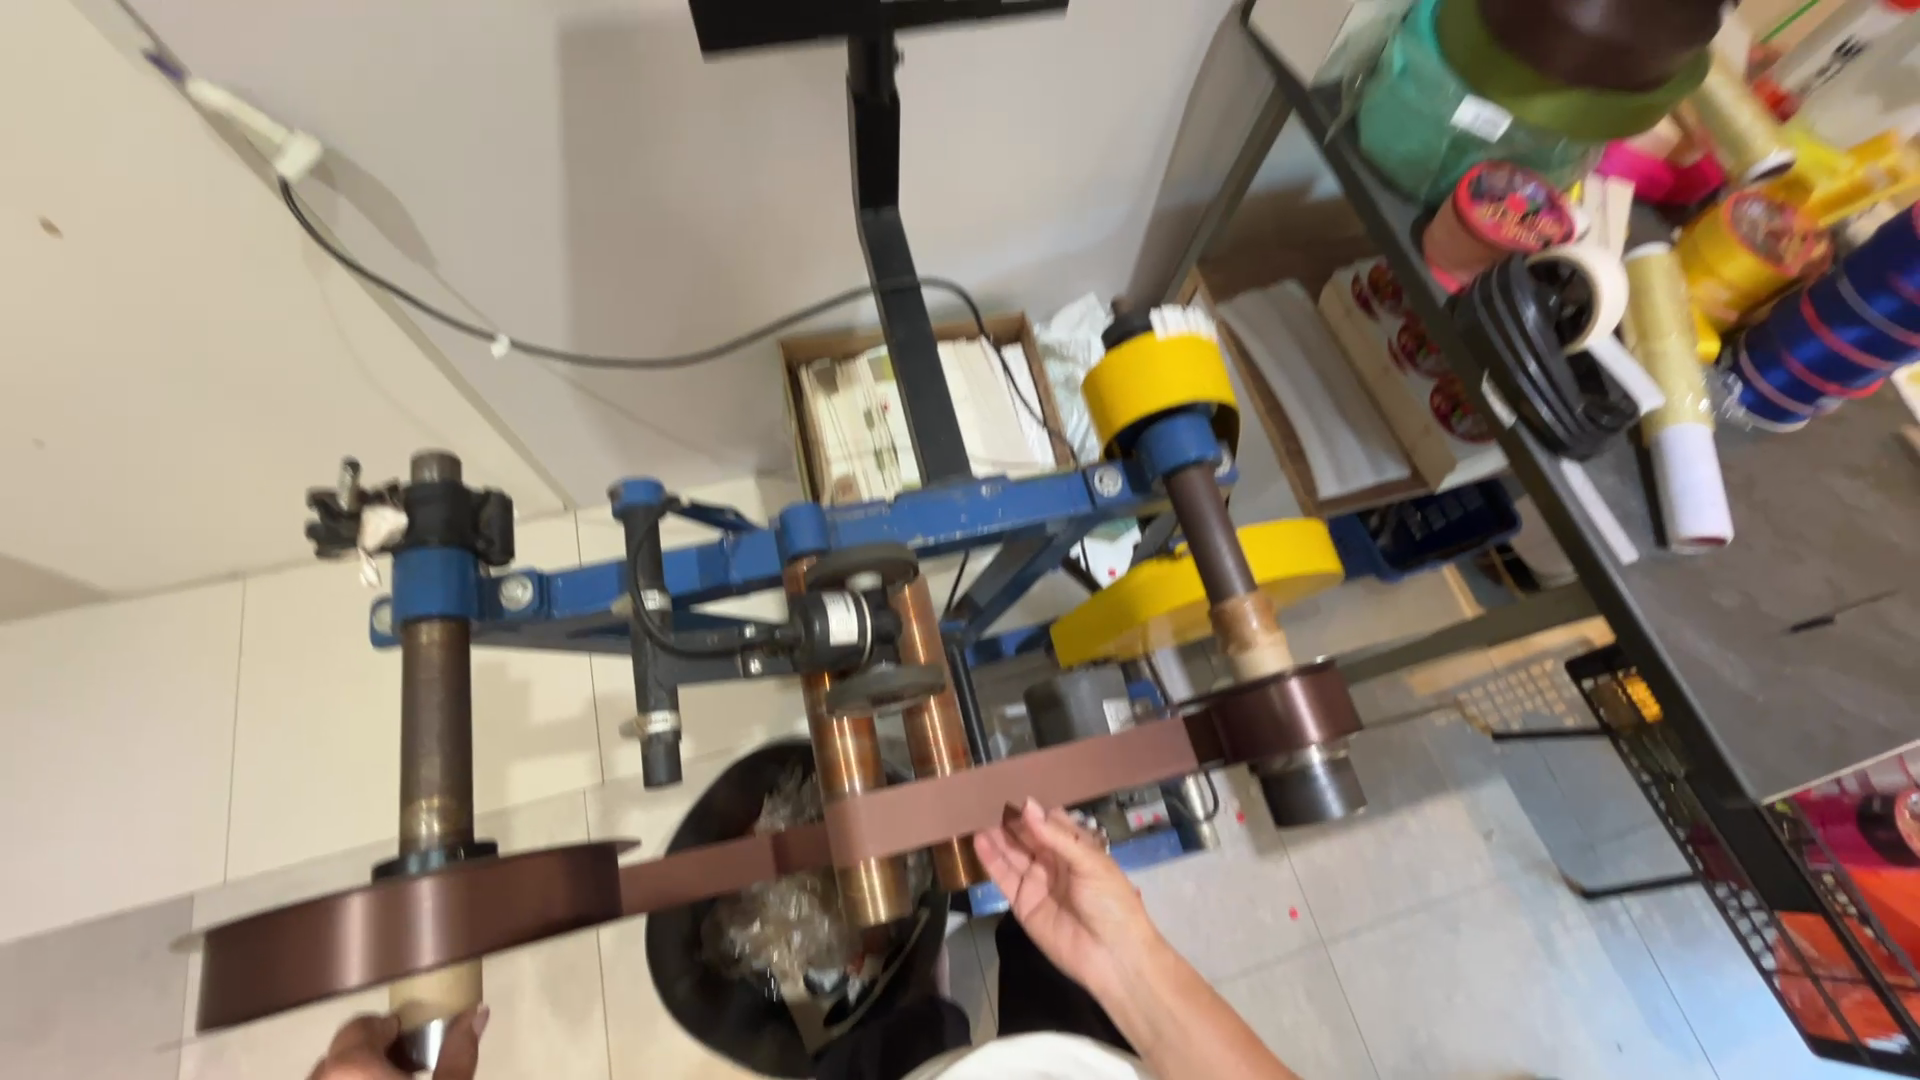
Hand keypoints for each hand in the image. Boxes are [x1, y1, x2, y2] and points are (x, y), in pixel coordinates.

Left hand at [307, 1009, 487, 1079]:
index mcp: (350, 1069)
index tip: (406, 1038)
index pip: (358, 1027)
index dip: (386, 1028)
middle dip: (367, 1055)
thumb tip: (476, 1013)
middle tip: (399, 1067)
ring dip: (351, 1077)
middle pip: (337, 1055)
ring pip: (323, 1079)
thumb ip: (459, 1055)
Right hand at [973, 798, 1162, 999]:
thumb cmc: (1110, 901)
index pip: (1049, 820)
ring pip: (1012, 853)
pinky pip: (1004, 877)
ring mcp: (1037, 882)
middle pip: (1027, 835)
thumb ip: (1055, 835)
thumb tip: (1027, 805)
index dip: (1032, 807)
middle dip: (1009, 818)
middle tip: (985, 796)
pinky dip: (991, 859)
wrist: (1113, 957)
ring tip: (976, 813)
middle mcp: (1053, 861)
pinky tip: (979, 839)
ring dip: (996, 835)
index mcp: (1075, 847)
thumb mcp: (1090, 862)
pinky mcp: (1023, 903)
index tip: (1011, 785)